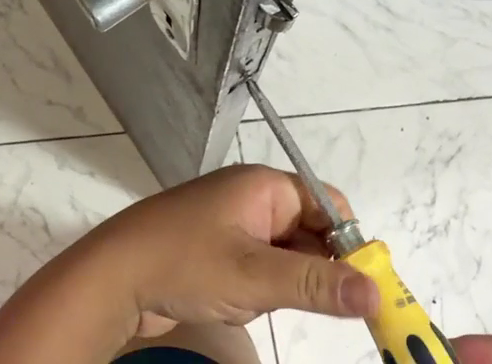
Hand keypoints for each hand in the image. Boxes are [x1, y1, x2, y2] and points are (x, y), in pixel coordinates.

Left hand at [72, 164, 379, 336]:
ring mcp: (232, 223)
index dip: (350, 241)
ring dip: (286, 283)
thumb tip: (376, 290)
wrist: (115, 275)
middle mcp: (251, 197)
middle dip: (317, 268)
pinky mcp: (216, 250)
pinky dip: (261, 288)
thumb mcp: (256, 277)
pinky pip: (258, 266)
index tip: (365, 286)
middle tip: (328, 305)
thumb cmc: (186, 263)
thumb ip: (317, 284)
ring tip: (266, 300)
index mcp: (263, 186)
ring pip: (285, 254)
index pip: (327, 204)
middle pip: (309, 230)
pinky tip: (242, 303)